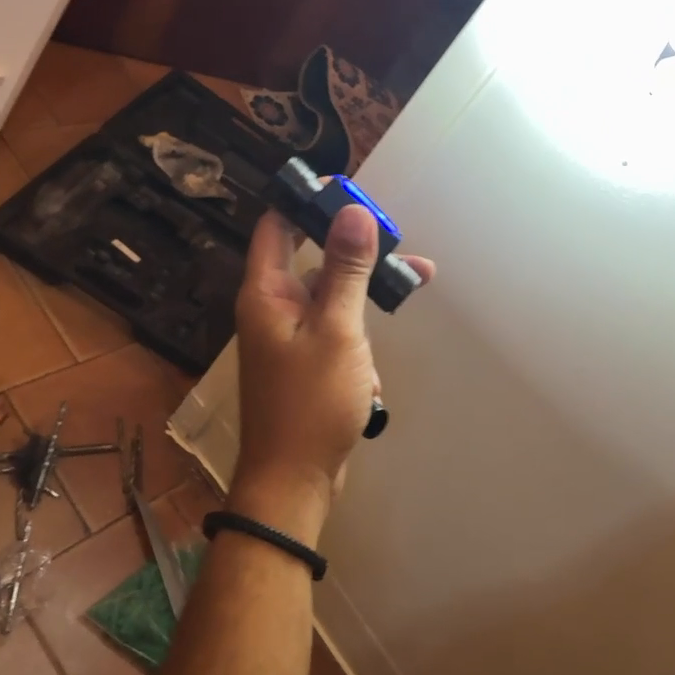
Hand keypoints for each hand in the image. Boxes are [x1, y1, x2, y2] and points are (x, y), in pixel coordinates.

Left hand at [232, 206, 434, 539]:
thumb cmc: (312, 403)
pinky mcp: (307, 366)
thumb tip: (353, 211)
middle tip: (406, 256)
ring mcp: (289, 340)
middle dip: (360, 261)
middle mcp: (272, 310)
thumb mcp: (337, 331)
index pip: (278, 226)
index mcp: (266, 293)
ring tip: (408, 306)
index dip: (309, 204)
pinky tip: (371, 383)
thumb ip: (346, 271)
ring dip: (366, 311)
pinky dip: (359, 352)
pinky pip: (336, 339)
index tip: (352, 194)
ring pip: (334, 304)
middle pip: (316, 263)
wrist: (294, 481)